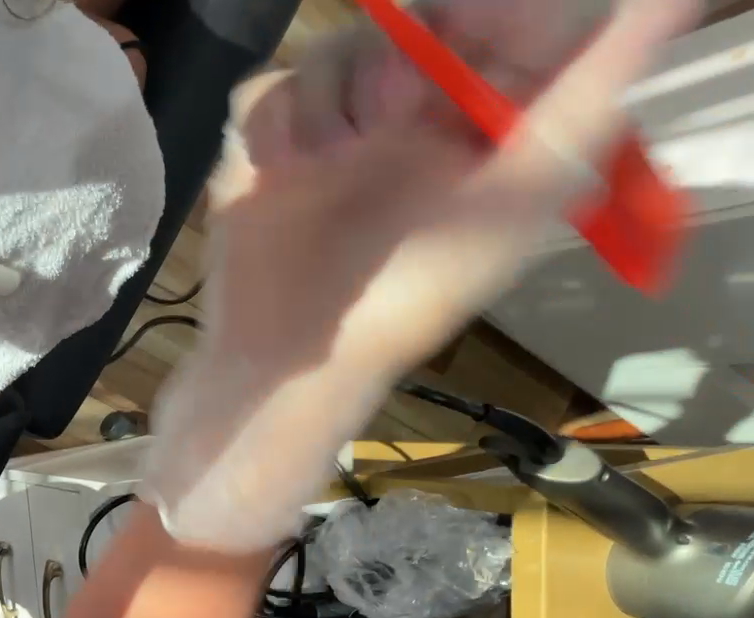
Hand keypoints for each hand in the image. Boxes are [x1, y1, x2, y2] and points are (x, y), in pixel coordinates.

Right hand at [141, 0, 695, 553]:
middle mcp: (397, 126)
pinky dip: (266, 122)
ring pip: (325, 53)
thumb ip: (585, 101)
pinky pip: (257, 96)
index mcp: (468, 130)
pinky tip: (279, 169)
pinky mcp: (256, 161)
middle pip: (401, 27)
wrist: (293, 359)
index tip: (470, 34)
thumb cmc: (408, 299)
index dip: (487, 13)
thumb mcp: (519, 202)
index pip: (494, 25)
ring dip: (323, 99)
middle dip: (395, 61)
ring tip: (321, 164)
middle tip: (386, 125)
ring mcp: (322, 142)